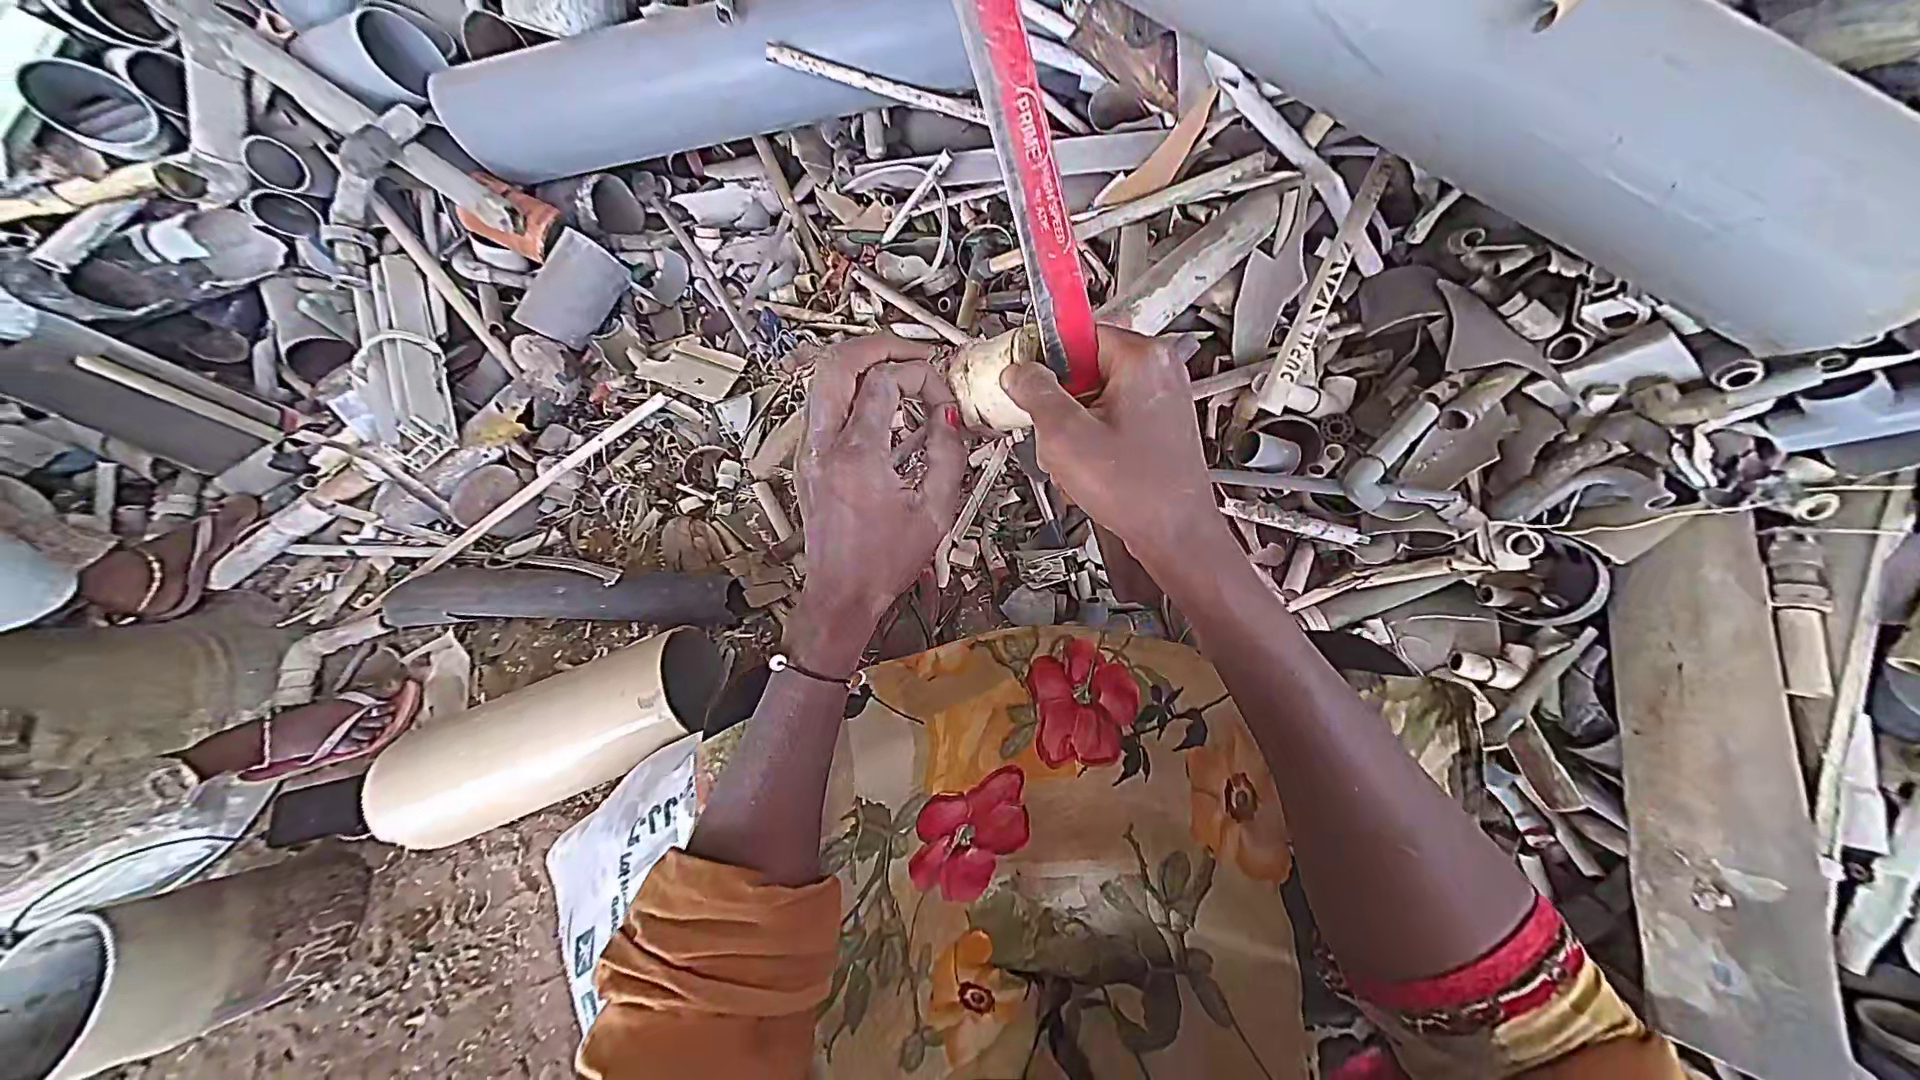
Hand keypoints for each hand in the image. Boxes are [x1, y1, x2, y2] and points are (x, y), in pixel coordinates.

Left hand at [792, 334, 965, 670]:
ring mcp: (810, 452)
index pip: (885, 382)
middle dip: (879, 344)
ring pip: (822, 378)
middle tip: (911, 351)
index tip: (940, 394)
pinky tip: (880, 405)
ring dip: (861, 364)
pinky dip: (851, 391)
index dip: (920, 376)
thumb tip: (950, 417)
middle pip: (837, 362)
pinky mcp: (808, 460)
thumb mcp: (935, 512)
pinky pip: (824, 405)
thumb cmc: (880, 564)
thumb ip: (949, 455)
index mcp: (857, 458)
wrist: (841, 592)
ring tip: (896, 370)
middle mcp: (825, 448)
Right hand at [1001, 325, 1226, 571]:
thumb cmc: (1139, 490)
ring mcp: (1159, 400)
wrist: (1174, 533)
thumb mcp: (1066, 436)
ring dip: (1072, 426)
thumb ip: (1036, 394)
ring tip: (1075, 457)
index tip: (1023, 368)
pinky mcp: (1155, 426)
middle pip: (1083, 366)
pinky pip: (1108, 419)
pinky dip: (1091, 440)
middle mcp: (1158, 371)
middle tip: (1049, 427)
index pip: (1078, 330)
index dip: (1043, 353)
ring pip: (1093, 397)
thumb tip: (1019, 372)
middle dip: (1059, 401)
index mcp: (1142, 358)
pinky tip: (1088, 468)